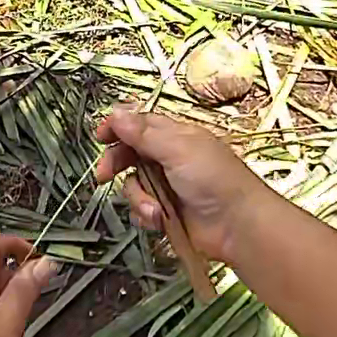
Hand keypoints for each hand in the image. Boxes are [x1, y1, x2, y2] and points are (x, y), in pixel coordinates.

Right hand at [93, 106, 275, 266]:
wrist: (237, 225)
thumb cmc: (213, 179)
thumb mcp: (178, 149)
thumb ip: (144, 134)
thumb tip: (117, 112)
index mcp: (176, 135)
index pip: (140, 124)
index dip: (118, 128)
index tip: (100, 136)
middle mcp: (169, 158)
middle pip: (130, 154)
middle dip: (116, 164)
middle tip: (104, 175)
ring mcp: (168, 185)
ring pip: (133, 185)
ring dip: (138, 197)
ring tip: (154, 209)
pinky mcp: (167, 211)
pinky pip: (142, 209)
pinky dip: (147, 215)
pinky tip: (159, 220)